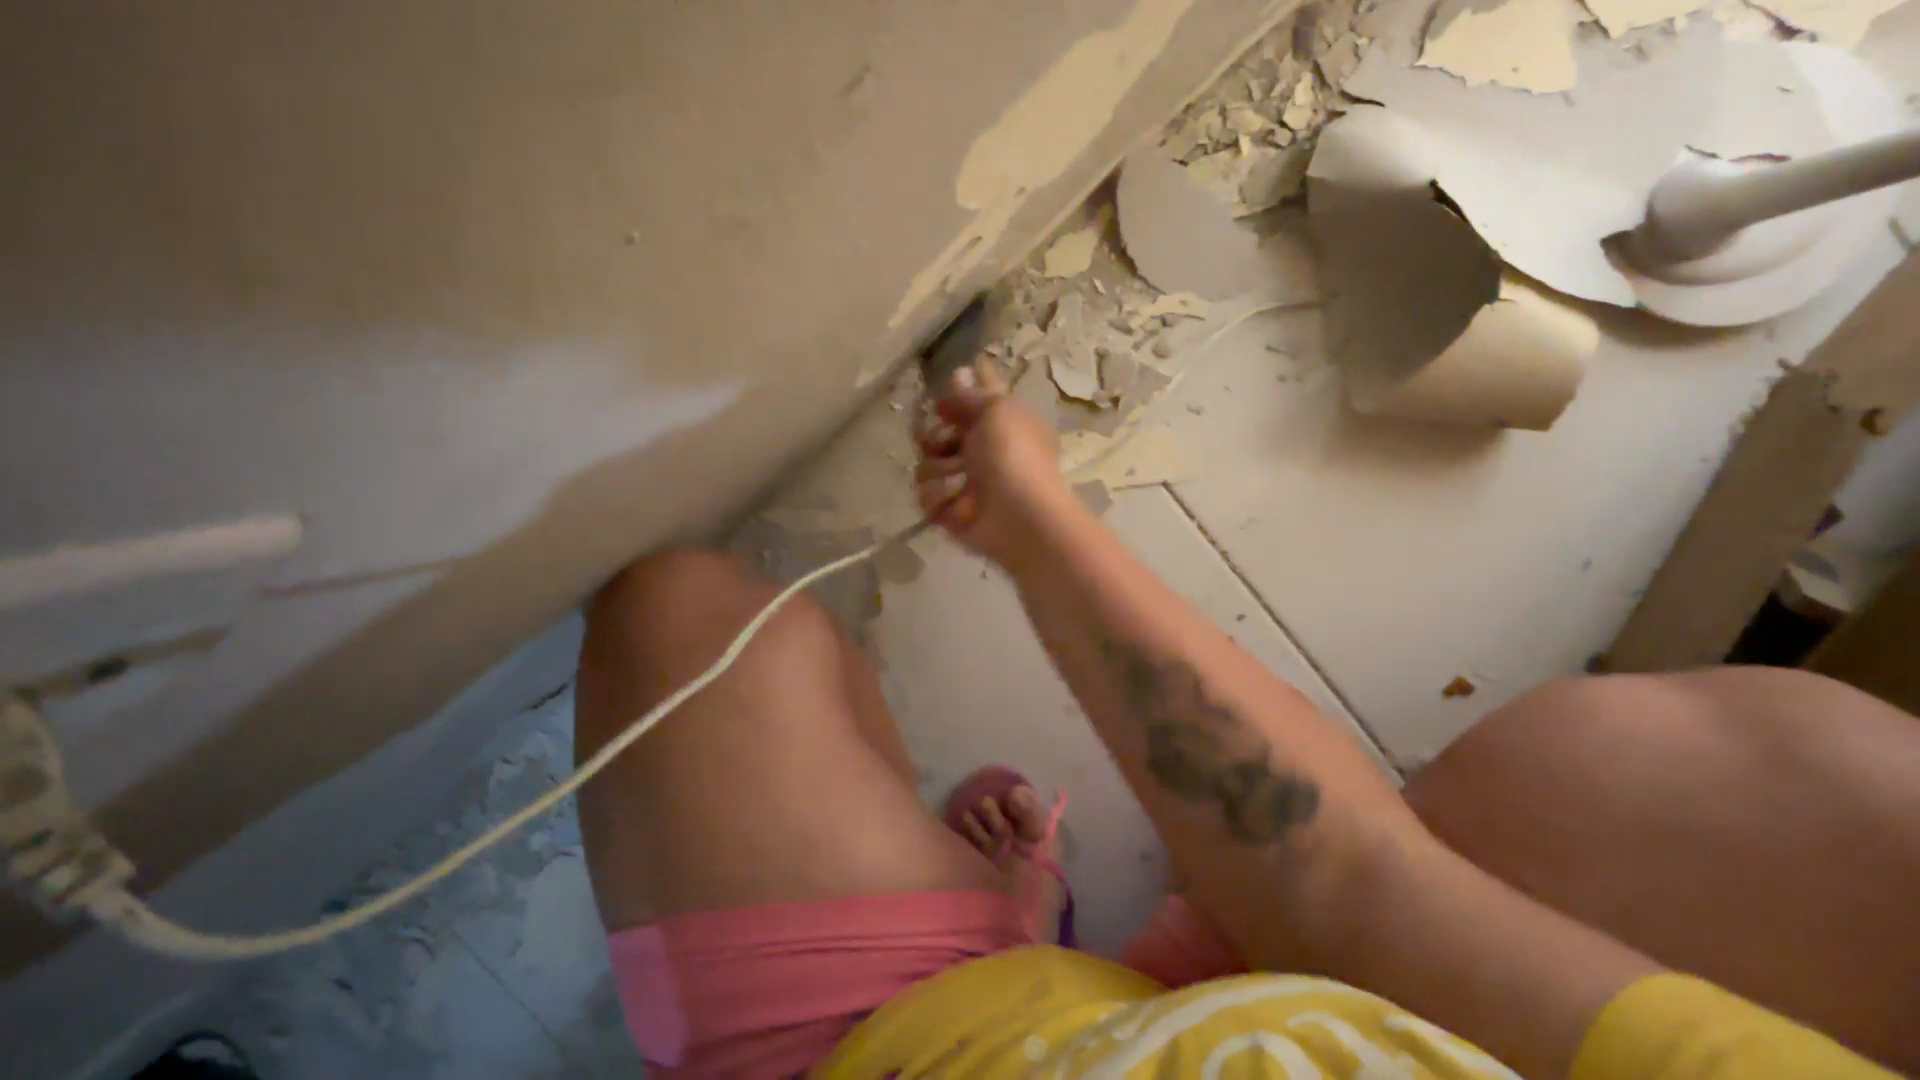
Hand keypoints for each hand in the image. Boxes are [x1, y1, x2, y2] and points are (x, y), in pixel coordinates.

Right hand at [915, 360, 1073, 568]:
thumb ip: (973, 394)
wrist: (1018, 516)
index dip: (955, 398)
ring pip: (926, 463)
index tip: (946, 402)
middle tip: (948, 443)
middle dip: (936, 436)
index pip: (972, 400)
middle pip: (936, 432)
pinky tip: (958, 502)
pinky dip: (940, 496)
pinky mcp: (948, 509)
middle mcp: (980, 450)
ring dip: (939, 469)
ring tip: (961, 480)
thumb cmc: (1014, 455)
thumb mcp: (997, 409)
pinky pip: (925, 494)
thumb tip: (961, 372)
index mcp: (999, 422)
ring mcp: (963, 481)